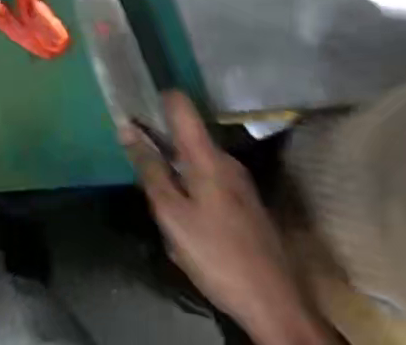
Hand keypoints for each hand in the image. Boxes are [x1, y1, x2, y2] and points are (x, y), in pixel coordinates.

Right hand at [128, 93, 331, 344]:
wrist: (277, 306)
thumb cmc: (217, 255)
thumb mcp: (172, 215)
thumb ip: (149, 170)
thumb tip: (127, 129)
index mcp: (207, 156)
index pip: (180, 105)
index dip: (155, 98)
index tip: (133, 107)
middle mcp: (226, 161)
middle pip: (186, 135)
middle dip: (160, 144)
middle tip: (137, 166)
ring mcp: (240, 183)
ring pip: (197, 162)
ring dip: (175, 171)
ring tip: (158, 201)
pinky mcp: (247, 205)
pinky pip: (210, 181)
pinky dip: (191, 188)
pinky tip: (185, 220)